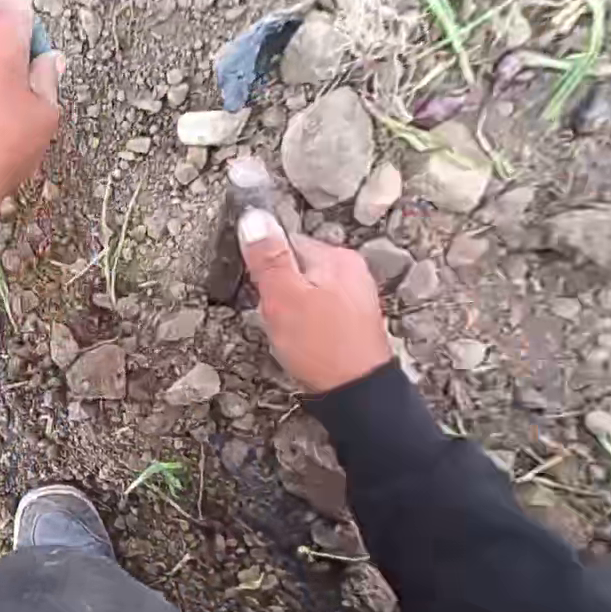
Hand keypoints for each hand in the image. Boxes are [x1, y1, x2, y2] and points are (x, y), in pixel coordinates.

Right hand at [238, 209, 391, 393]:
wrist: (357, 394)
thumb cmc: (320, 347)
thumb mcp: (284, 297)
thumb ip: (269, 258)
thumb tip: (253, 217)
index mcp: (336, 257)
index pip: (286, 244)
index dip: (267, 270)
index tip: (265, 293)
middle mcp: (351, 271)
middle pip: (296, 268)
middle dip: (280, 292)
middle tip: (279, 317)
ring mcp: (355, 296)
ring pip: (306, 292)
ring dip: (292, 309)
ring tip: (293, 333)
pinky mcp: (354, 320)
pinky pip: (319, 310)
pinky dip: (307, 323)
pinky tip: (305, 341)